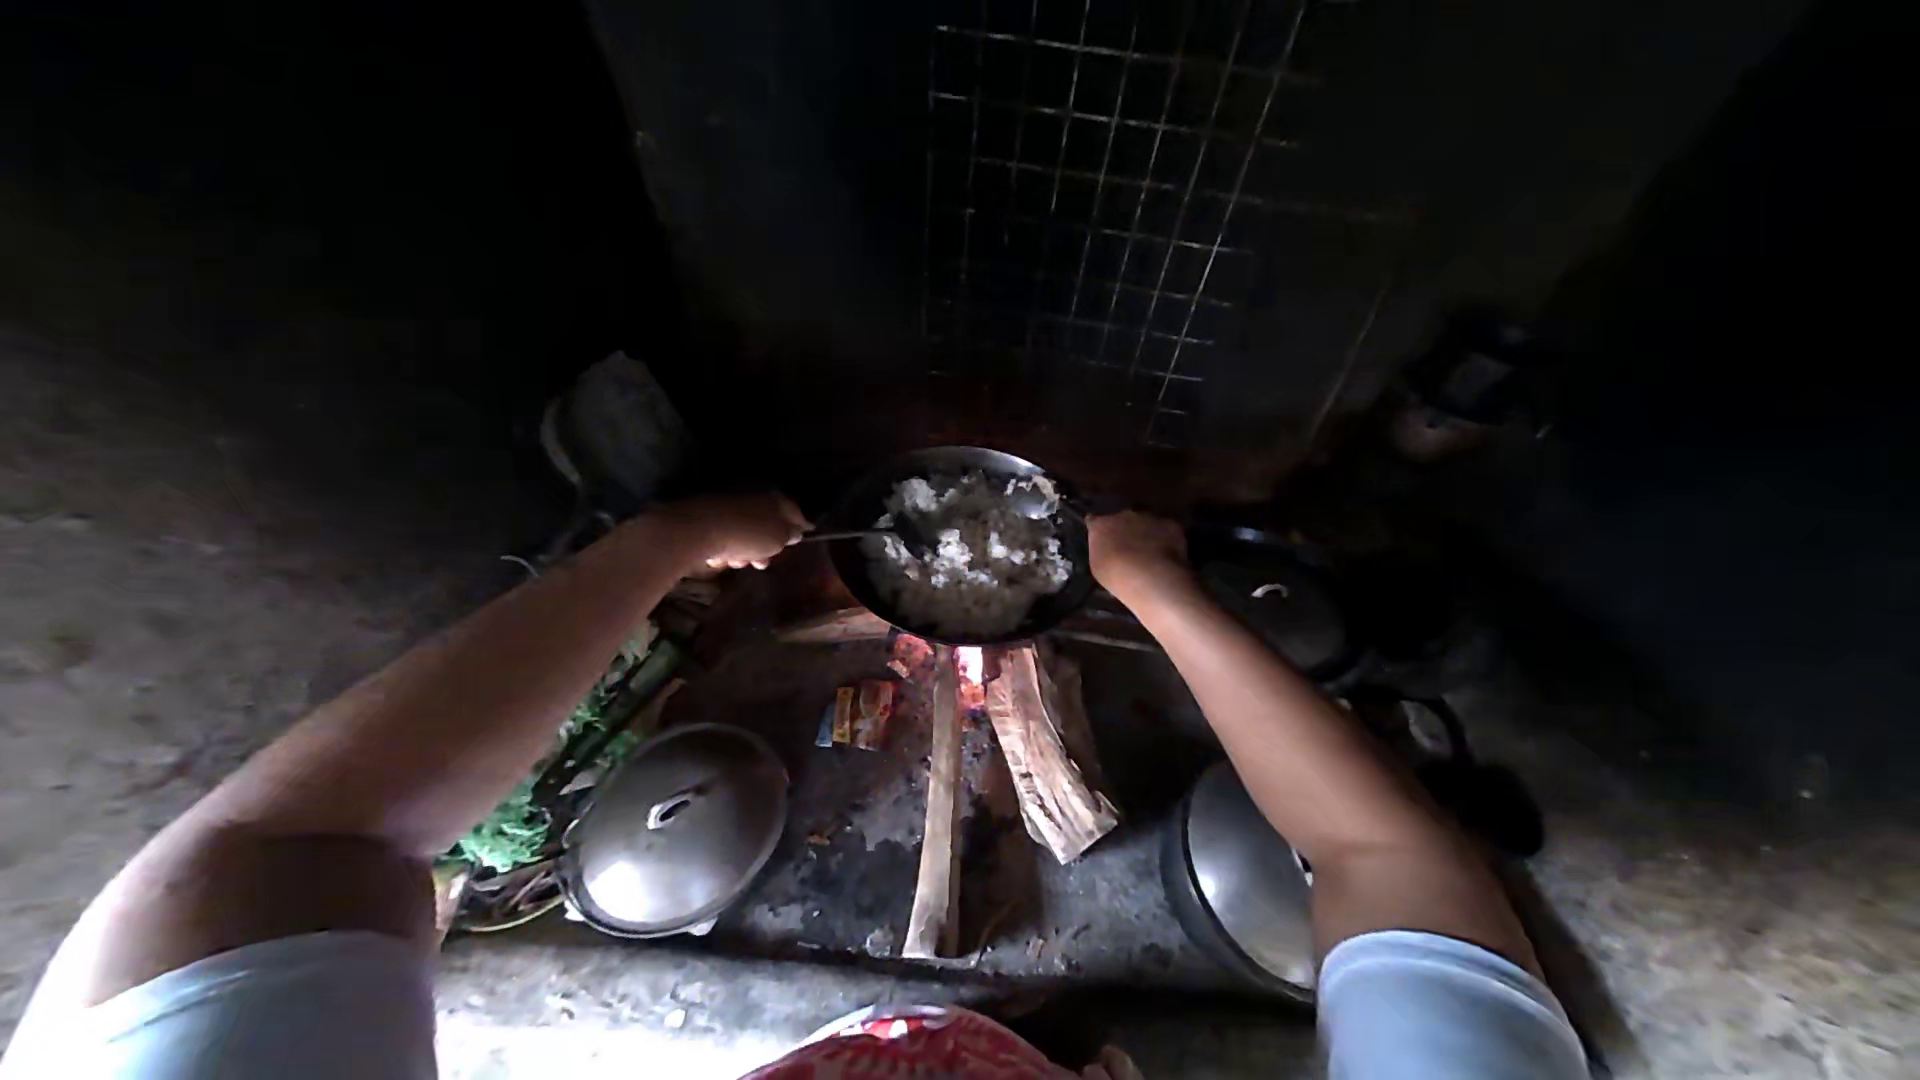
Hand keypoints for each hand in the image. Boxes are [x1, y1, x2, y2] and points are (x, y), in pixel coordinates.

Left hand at [660, 492, 810, 570]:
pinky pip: (726, 534)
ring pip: (745, 532)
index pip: (794, 510)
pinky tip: (722, 558)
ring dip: (745, 551)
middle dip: (767, 546)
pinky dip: (727, 547)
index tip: (804, 537)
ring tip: (739, 563)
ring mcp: (730, 505)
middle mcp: (753, 497)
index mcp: (775, 498)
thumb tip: (796, 531)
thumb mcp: (779, 538)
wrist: (698, 529)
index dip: (801, 525)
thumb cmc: (748, 534)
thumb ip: (791, 534)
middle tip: (764, 563)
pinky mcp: (710, 516)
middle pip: (767, 524)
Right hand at [1087, 510, 1190, 597]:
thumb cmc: (1115, 575)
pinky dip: (1167, 539)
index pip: (1095, 521)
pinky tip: (1167, 555)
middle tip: (1129, 548)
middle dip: (1125, 530)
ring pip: (1147, 522)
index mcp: (1101, 525)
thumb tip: (1107, 548)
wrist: (1150, 575)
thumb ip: (1101, 550)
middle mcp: (1124, 514)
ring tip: (1151, 554)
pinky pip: (1166, 530)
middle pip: (1123, 519)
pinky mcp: (1170, 524)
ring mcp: (1149, 517)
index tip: (1102, 536)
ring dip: (1147, 533)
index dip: (1099, 528)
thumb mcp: (1098, 566)